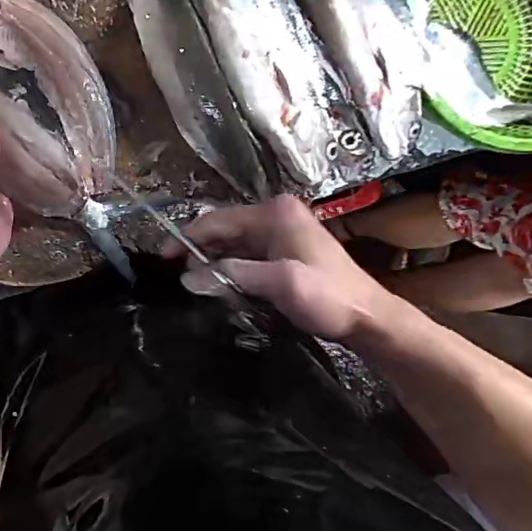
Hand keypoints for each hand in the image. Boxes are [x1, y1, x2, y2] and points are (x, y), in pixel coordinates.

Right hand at [166, 195, 401, 341]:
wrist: (368, 317)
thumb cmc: (328, 297)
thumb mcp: (280, 284)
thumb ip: (234, 274)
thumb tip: (189, 277)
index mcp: (275, 213)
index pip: (219, 220)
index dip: (188, 237)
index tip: (163, 255)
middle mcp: (277, 215)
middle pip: (225, 228)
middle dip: (199, 248)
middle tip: (175, 272)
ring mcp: (283, 232)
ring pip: (235, 242)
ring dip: (213, 259)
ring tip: (192, 279)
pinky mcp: (286, 250)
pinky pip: (248, 253)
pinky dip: (230, 265)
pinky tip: (218, 281)